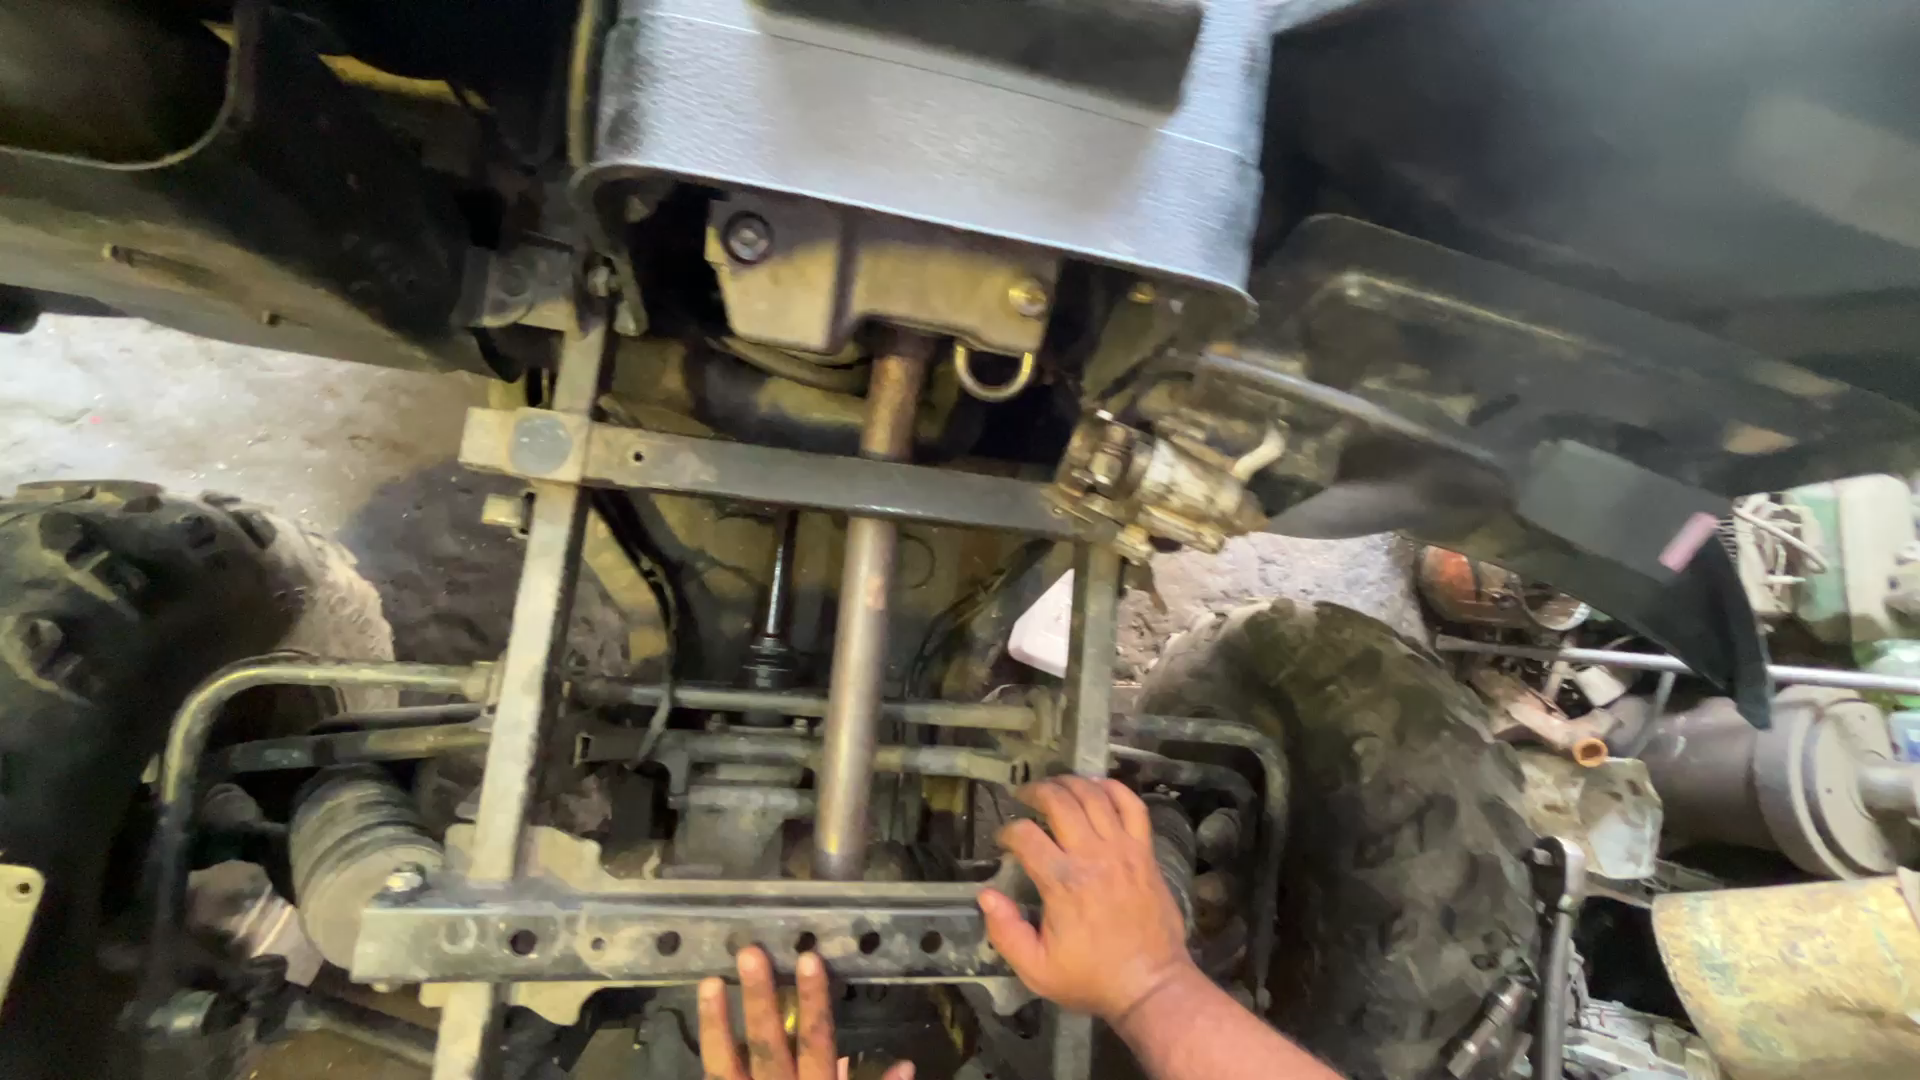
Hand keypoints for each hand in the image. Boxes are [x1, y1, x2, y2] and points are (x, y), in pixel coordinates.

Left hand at [697, 947, 913, 1079]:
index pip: (816, 1042)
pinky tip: (695, 1032)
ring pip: (725, 1065)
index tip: (809, 958)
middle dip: (759, 999)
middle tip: (749, 952)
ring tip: (709, 982)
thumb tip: (906, 1066)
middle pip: (768, 1044)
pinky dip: (705, 1061)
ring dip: (716, 1024)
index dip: (813, 1001)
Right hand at [977, 777, 1194, 1022]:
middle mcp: (1092, 855)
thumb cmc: (1091, 977)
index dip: (1008, 832)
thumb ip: (1005, 932)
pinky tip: (1097, 786)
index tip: (1004, 842)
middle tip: (1024, 797)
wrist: (1151, 986)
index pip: (1026, 835)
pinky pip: (1132, 805)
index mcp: (1063, 882)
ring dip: (1069, 783)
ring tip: (1054, 786)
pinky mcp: (1145, 851)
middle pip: (1059, 801)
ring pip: (1093, 795)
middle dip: (1035, 791)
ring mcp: (1123, 849)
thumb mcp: (1037, 970)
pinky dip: (1114, 788)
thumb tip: (986, 895)